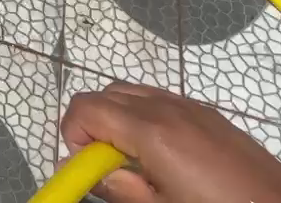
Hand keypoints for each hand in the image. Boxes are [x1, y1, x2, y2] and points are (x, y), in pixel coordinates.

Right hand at [60, 83, 280, 202]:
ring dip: (117, 117)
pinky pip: (158, 98)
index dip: (73, 134)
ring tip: (135, 158)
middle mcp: (163, 106)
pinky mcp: (208, 113)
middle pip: (103, 94)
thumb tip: (83, 171)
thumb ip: (117, 188)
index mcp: (149, 130)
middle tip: (107, 165)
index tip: (87, 167)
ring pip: (129, 92)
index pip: (85, 108)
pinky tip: (165, 152)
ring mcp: (188, 104)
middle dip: (92, 124)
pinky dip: (144, 114)